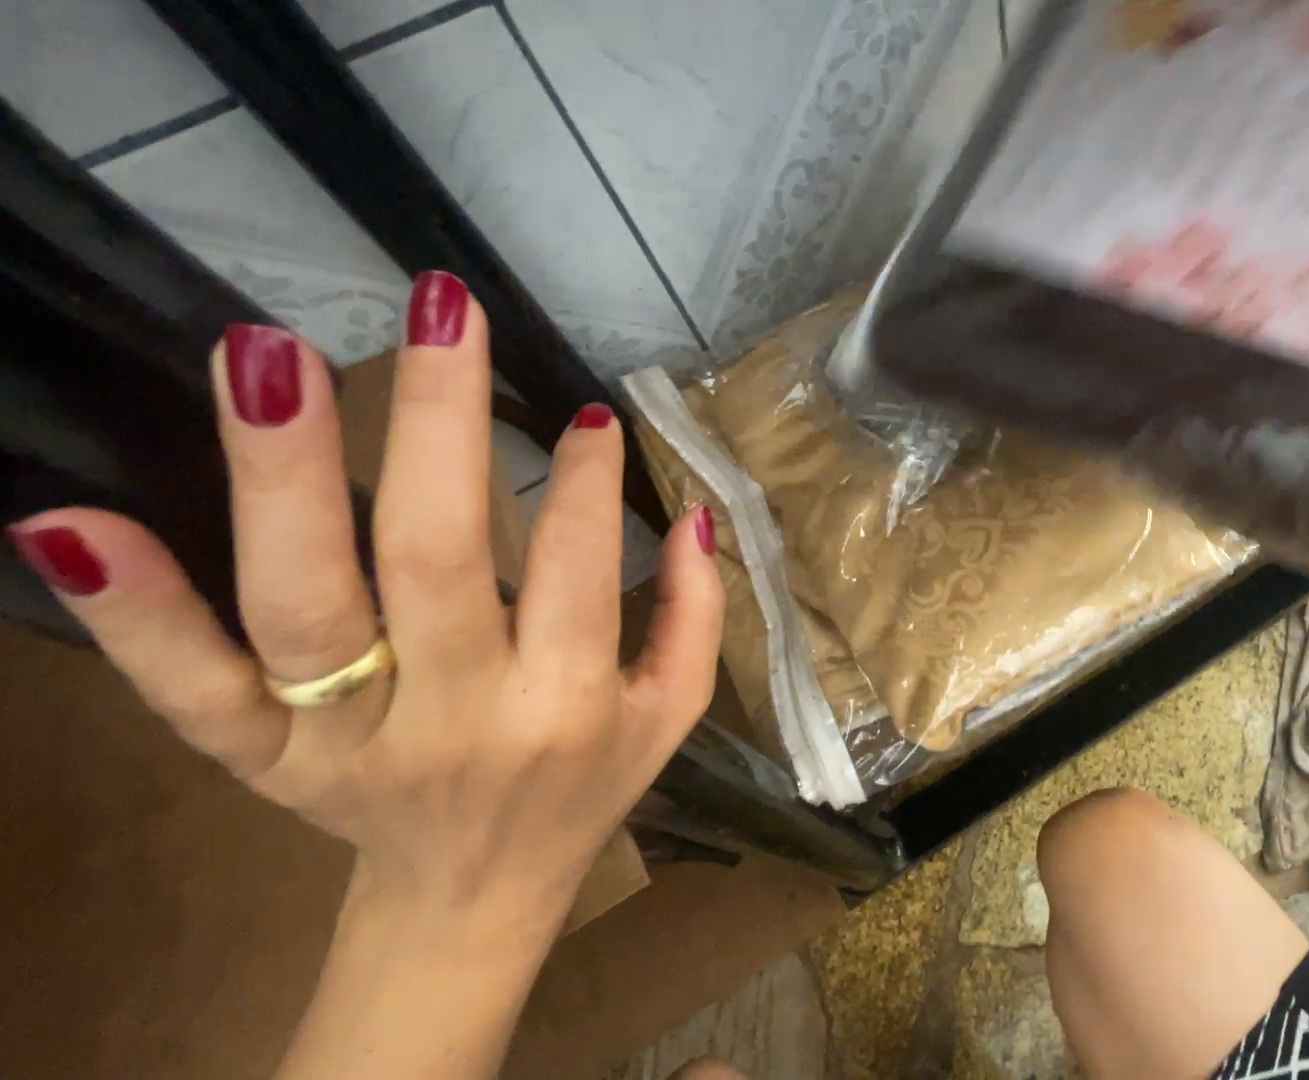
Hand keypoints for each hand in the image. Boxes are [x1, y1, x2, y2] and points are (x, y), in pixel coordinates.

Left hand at [7, 272, 724, 935]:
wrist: (472, 894)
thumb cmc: (586, 787)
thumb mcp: (670, 714)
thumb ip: (696, 617)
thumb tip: (693, 515)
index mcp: (566, 706)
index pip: (580, 570)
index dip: (586, 482)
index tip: (586, 416)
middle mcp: (457, 715)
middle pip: (434, 560)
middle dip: (439, 426)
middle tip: (440, 309)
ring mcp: (342, 737)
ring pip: (302, 605)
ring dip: (280, 475)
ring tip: (267, 351)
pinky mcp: (257, 757)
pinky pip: (186, 692)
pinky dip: (131, 614)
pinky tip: (70, 519)